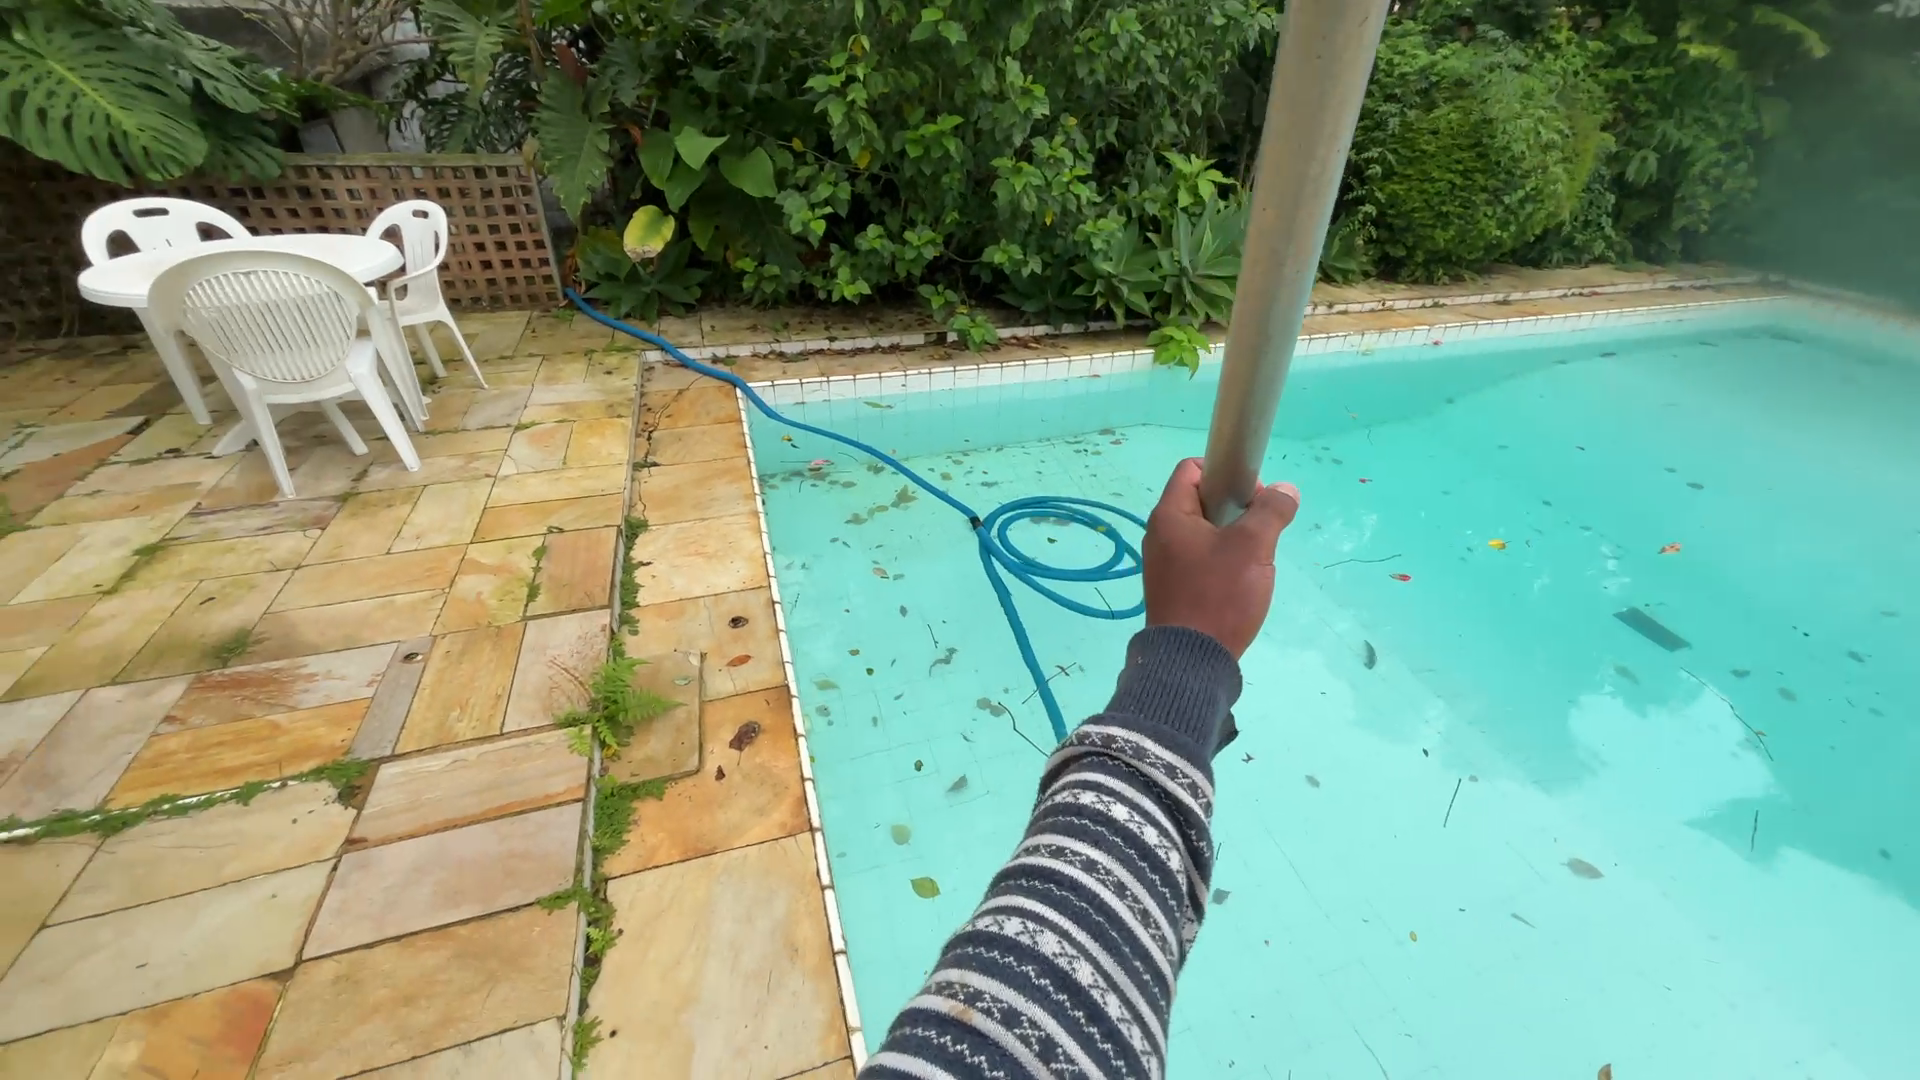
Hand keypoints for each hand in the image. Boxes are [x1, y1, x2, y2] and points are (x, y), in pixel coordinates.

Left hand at [1141, 458, 1299, 657]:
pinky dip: (1222, 559)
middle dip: (1235, 506)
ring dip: (1232, 536)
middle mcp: (1159, 534)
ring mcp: (1163, 562)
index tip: (1253, 494)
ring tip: (1255, 557)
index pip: (1192, 469)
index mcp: (1168, 515)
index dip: (1225, 471)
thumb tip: (1285, 490)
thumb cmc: (1218, 594)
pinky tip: (1242, 579)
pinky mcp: (1173, 586)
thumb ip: (1271, 512)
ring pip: (1203, 531)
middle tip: (1261, 528)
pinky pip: (1200, 558)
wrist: (1191, 659)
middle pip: (1200, 500)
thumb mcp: (1252, 547)